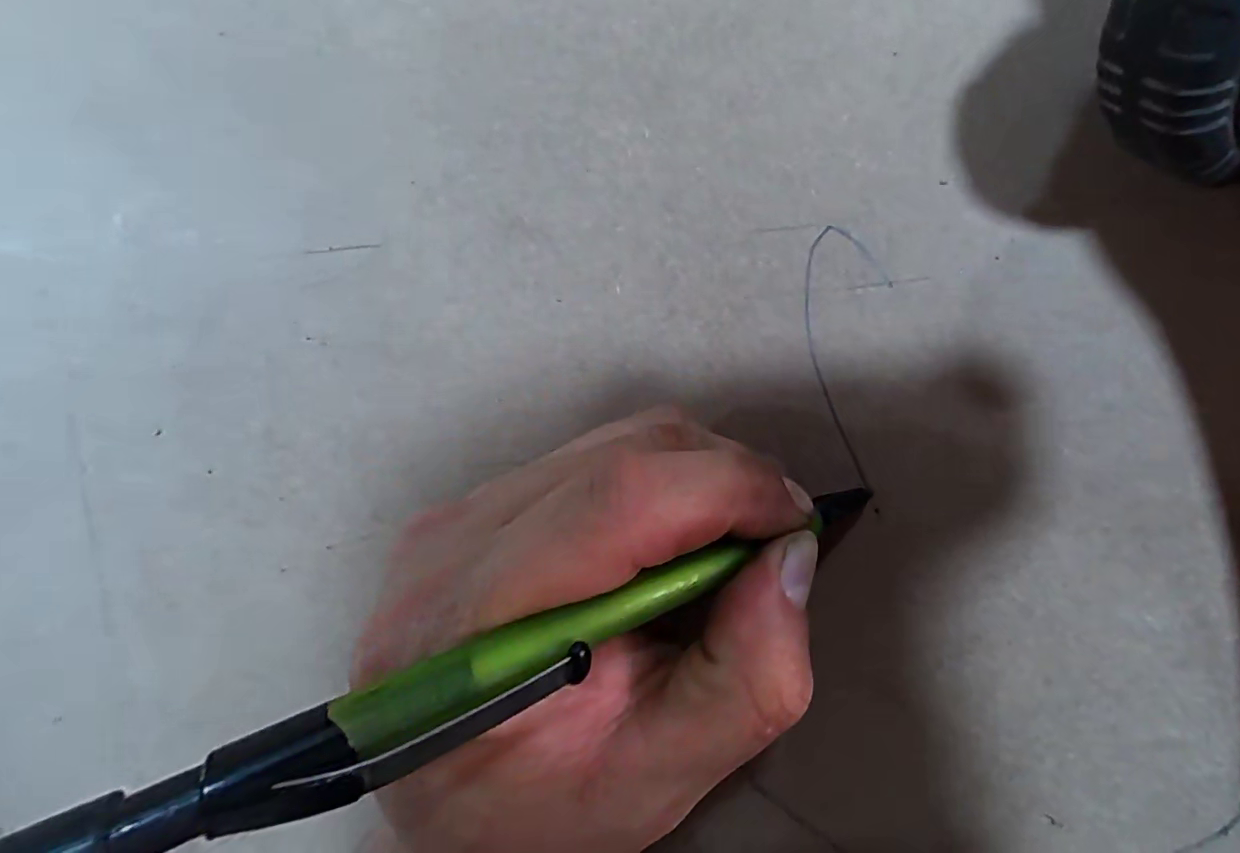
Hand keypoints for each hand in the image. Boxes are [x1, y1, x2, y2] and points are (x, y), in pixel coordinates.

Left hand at [351, 408, 819, 852]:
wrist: (445, 789)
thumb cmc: (543, 801)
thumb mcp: (659, 774)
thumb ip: (746, 678)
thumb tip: (793, 554)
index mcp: (481, 611)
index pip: (621, 497)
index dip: (727, 488)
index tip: (795, 523)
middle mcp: (464, 531)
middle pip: (629, 450)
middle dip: (728, 476)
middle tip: (774, 534)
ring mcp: (470, 503)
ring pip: (622, 437)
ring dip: (701, 472)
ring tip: (728, 536)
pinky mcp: (490, 494)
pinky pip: (602, 450)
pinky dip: (666, 475)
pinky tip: (673, 533)